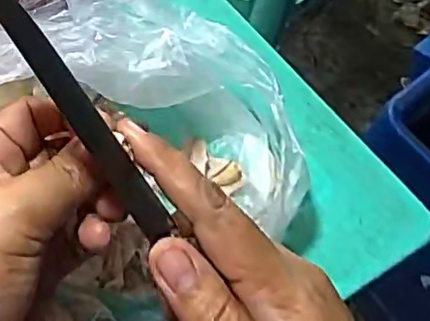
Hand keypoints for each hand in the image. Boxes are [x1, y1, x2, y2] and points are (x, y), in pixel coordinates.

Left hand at [0, 97, 123, 320]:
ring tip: (111, 213)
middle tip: (124, 177)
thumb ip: (61, 175)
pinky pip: (76, 232)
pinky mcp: (43, 258)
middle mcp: (7, 177)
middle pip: (60, 153)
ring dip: (98, 199)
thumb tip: (104, 138)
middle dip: (93, 162)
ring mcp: (26, 219)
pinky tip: (97, 241)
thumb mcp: (11, 211)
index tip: (111, 128)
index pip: (31, 113)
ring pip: (74, 194)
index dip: (68, 115)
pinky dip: (92, 232)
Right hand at [121, 118, 351, 320]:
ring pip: (224, 257)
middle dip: (171, 236)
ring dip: (193, 275)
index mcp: (285, 282)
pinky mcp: (301, 306)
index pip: (215, 209)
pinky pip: (242, 278)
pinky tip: (210, 317)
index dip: (168, 165)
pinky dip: (216, 290)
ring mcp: (301, 289)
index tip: (128, 129)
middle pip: (212, 231)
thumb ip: (210, 309)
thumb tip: (162, 243)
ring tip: (186, 318)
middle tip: (149, 276)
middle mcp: (294, 272)